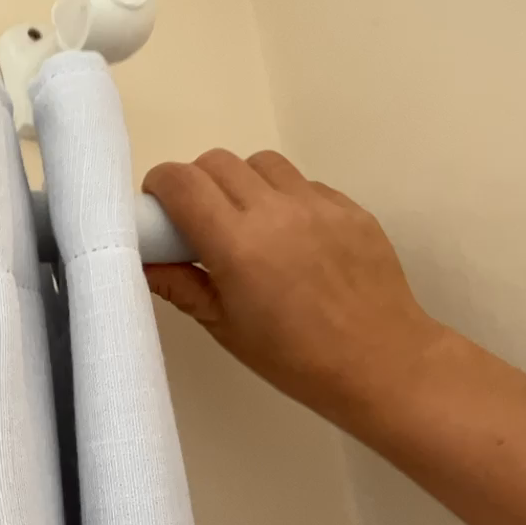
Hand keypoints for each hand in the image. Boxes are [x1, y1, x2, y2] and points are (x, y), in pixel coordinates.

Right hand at [143, 149, 448, 419]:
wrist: (381, 363)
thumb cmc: (291, 356)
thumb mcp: (223, 326)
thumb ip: (180, 286)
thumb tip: (144, 262)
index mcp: (236, 245)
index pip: (182, 183)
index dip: (159, 184)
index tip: (156, 205)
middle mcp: (274, 212)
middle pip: (216, 162)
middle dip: (194, 182)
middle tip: (195, 218)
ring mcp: (317, 205)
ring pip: (261, 162)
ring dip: (239, 181)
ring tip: (243, 219)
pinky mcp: (349, 207)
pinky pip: (302, 183)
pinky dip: (281, 196)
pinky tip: (288, 235)